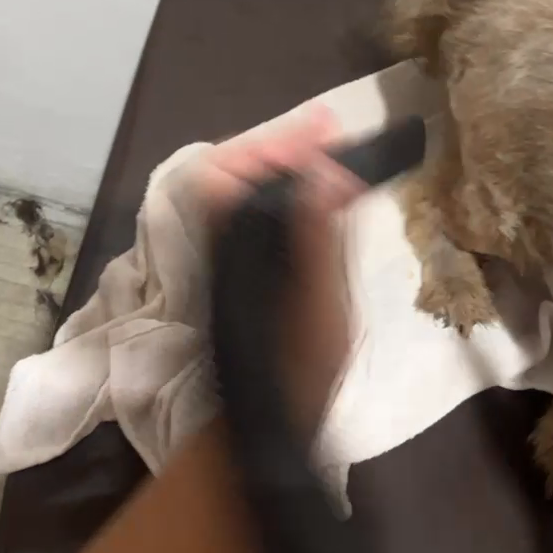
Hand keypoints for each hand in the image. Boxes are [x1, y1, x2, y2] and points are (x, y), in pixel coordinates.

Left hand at [190, 106, 362, 424]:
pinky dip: (284, 199)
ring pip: (245, 199)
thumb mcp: (321, 309)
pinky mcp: (246, 279)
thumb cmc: (301, 372)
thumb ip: (320, 240)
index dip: (280, 145)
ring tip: (325, 150)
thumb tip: (323, 174)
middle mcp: (224, 252)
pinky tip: (313, 197)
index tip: (325, 125)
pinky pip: (257, 222)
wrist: (274, 427)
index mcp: (237, 252)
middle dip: (282, 147)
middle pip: (237, 180)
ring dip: (282, 169)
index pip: (240, 177)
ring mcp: (233, 265)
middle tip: (328, 130)